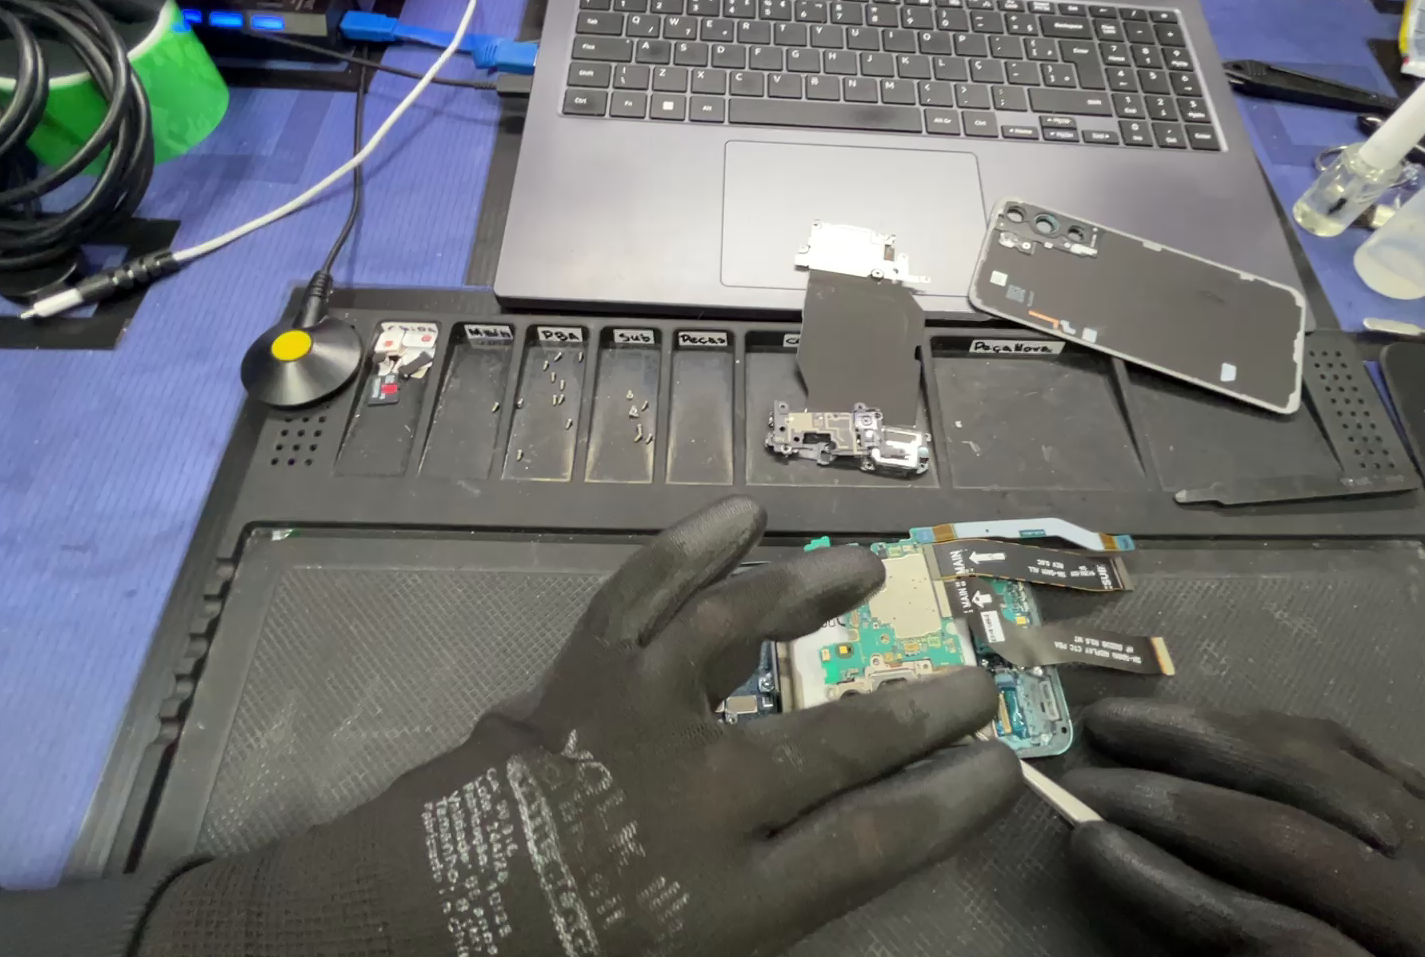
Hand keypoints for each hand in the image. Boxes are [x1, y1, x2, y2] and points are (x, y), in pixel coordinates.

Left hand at [142, 496, 1018, 956]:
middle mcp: (696, 791)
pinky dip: (693, 545)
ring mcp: (639, 711)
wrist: (423, 912)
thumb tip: (846, 833)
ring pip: (741, 630)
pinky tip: (740, 512)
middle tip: (974, 674)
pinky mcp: (588, 666)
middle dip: (920, 706)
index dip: (950, 802)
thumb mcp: (687, 955)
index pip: (872, 843)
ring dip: (812, 592)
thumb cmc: (563, 948)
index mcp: (724, 894)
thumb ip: (770, 898)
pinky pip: (645, 589)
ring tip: (864, 563)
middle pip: (835, 739)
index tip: (1001, 763)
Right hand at [1060, 699, 1424, 956]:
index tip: (1083, 846)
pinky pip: (1354, 745)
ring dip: (1199, 736)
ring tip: (1123, 719)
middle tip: (1082, 775)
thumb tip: (1169, 900)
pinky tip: (1215, 722)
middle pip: (1280, 833)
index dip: (1162, 888)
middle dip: (1165, 799)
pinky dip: (1267, 728)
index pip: (1269, 932)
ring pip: (1311, 763)